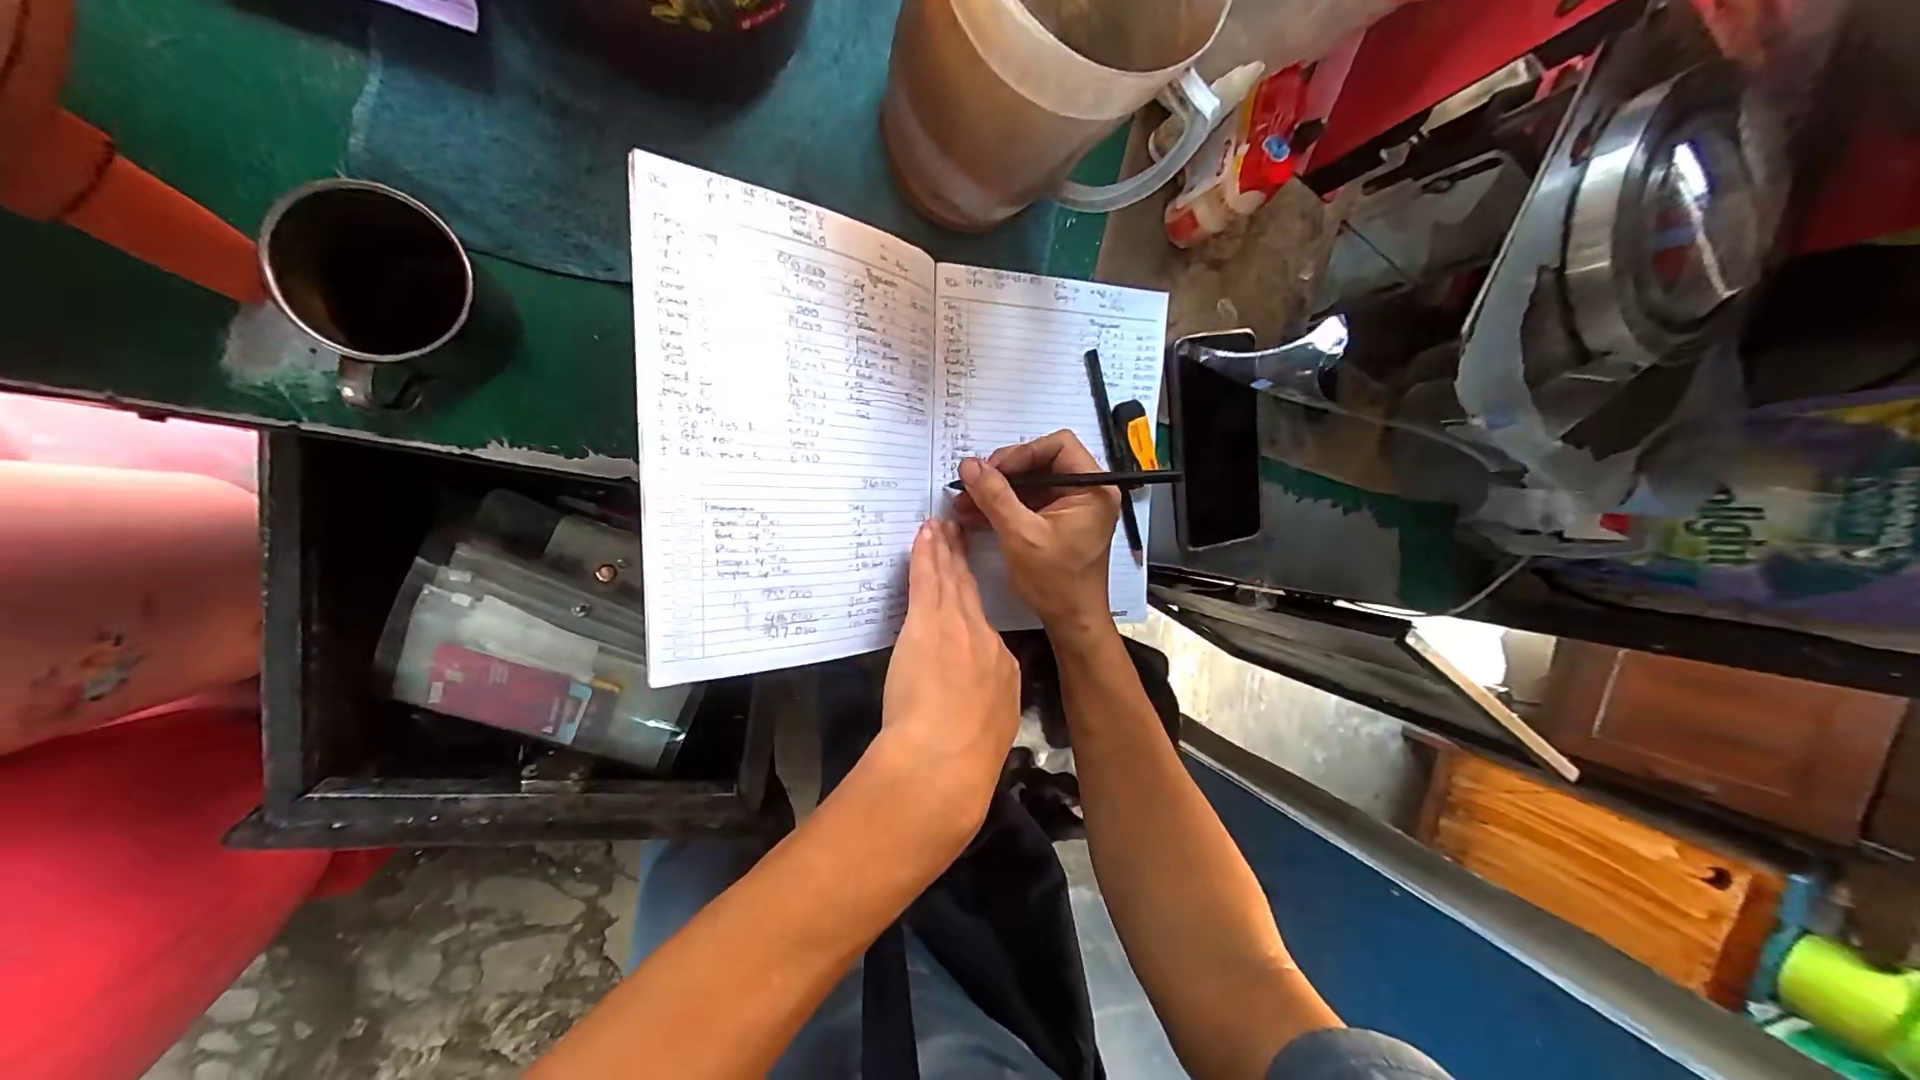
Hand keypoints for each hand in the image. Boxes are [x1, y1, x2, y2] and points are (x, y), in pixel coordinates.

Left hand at [878, 519, 1020, 824]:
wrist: (944, 761)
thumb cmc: (965, 761)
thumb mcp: (989, 736)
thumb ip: (985, 714)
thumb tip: (978, 713)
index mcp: (1003, 671)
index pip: (986, 630)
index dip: (976, 605)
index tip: (971, 590)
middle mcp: (986, 642)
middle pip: (972, 594)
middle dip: (964, 564)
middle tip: (959, 535)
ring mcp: (958, 628)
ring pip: (951, 580)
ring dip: (945, 551)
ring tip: (941, 527)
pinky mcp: (928, 622)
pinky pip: (928, 578)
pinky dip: (927, 554)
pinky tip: (925, 534)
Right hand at [953, 430, 1118, 631]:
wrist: (1071, 619)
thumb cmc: (1056, 582)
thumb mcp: (1020, 535)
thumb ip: (995, 496)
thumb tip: (970, 465)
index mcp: (1092, 488)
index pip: (1058, 445)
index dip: (1022, 453)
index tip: (994, 471)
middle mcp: (1088, 490)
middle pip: (1042, 460)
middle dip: (1004, 473)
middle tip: (975, 484)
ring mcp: (1073, 505)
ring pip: (1031, 481)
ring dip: (999, 490)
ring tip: (966, 502)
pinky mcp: (1059, 519)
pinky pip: (1030, 500)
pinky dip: (1005, 505)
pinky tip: (976, 513)